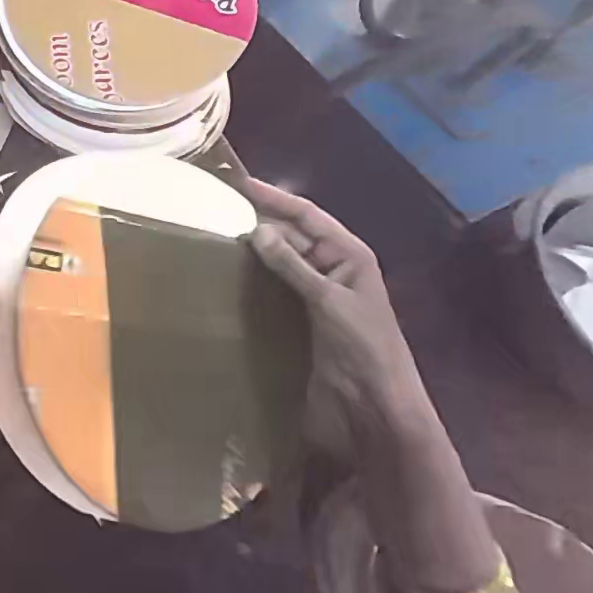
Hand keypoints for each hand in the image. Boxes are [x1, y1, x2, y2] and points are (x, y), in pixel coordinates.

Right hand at [245, 179, 427, 460]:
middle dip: (260, 223)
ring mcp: (315, 294)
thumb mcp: (329, 301)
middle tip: (219, 213)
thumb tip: (257, 229)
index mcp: (348, 254)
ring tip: (216, 239)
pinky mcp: (301, 318)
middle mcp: (331, 267)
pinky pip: (275, 289)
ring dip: (255, 252)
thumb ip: (293, 265)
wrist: (375, 408)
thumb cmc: (363, 346)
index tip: (241, 184)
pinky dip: (255, 280)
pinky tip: (229, 277)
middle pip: (291, 236)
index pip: (307, 215)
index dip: (276, 197)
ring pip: (280, 262)